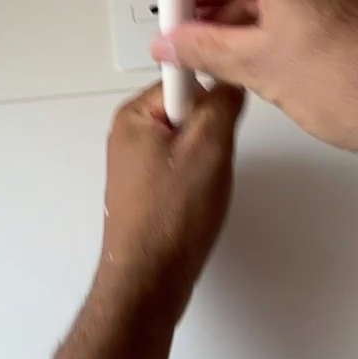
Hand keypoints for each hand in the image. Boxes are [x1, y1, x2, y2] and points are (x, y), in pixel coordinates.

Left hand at [95, 81, 245, 316]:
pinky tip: (198, 199)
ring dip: (205, 155)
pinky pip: (180, 163)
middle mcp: (129, 133)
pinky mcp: (146, 187)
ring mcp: (135, 162)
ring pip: (186, 138)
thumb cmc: (170, 219)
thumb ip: (221, 103)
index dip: (211, 92)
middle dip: (210, 129)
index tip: (225, 112)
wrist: (148, 281)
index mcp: (134, 114)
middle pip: (185, 107)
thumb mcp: (208, 148)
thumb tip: (229, 78)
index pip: (182, 77)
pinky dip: (196, 176)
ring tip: (205, 184)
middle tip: (214, 158)